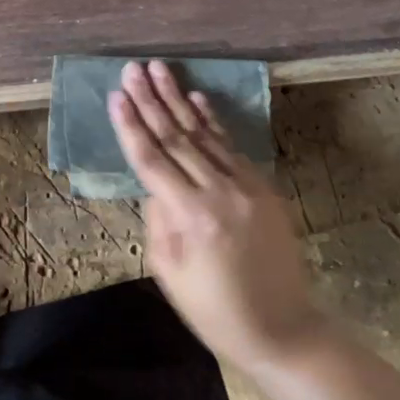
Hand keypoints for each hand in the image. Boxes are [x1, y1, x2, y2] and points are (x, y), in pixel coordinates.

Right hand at [110, 60, 321, 370]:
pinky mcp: (264, 188)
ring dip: (178, 99)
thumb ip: (158, 219)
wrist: (284, 331)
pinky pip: (230, 147)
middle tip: (132, 68)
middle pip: (176, 137)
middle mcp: (220, 193)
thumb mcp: (169, 272)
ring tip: (159, 69)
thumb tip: (155, 183)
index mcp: (191, 216)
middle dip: (150, 100)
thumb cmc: (215, 311)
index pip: (152, 160)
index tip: (115, 95)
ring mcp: (246, 187)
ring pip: (204, 134)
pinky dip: (212, 121)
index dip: (130, 126)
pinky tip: (196, 97)